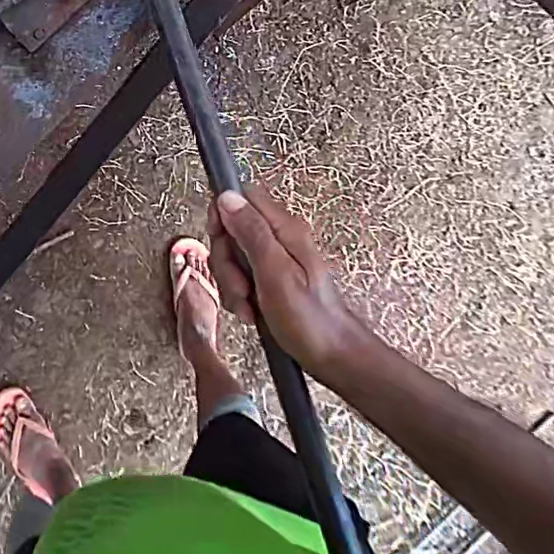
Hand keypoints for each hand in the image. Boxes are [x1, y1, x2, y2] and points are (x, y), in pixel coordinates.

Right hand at [207, 184, 375, 374]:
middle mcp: (280, 238)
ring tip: (248, 302)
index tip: (221, 242)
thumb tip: (228, 198)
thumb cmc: (310, 320)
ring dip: (231, 282)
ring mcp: (275, 259)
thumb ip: (251, 233)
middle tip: (241, 284)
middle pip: (232, 229)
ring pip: (232, 255)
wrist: (332, 356)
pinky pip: (240, 276)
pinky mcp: (270, 278)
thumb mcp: (274, 273)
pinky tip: (251, 310)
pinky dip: (238, 295)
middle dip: (225, 259)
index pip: (243, 197)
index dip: (223, 215)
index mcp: (285, 230)